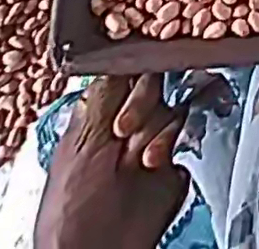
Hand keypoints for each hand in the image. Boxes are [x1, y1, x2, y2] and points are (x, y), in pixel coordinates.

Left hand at [34, 75, 186, 248]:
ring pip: (172, 105)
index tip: (131, 82)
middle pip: (157, 81)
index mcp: (104, 108)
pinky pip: (187, 131)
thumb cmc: (71, 206)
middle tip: (124, 132)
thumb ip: (105, 92)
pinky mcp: (176, 160)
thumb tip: (124, 51)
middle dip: (143, 103)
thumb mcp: (80, 140)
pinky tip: (153, 163)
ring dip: (155, 129)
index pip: (131, 67)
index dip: (136, 71)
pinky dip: (171, 142)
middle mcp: (131, 118)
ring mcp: (154, 138)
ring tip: (137, 159)